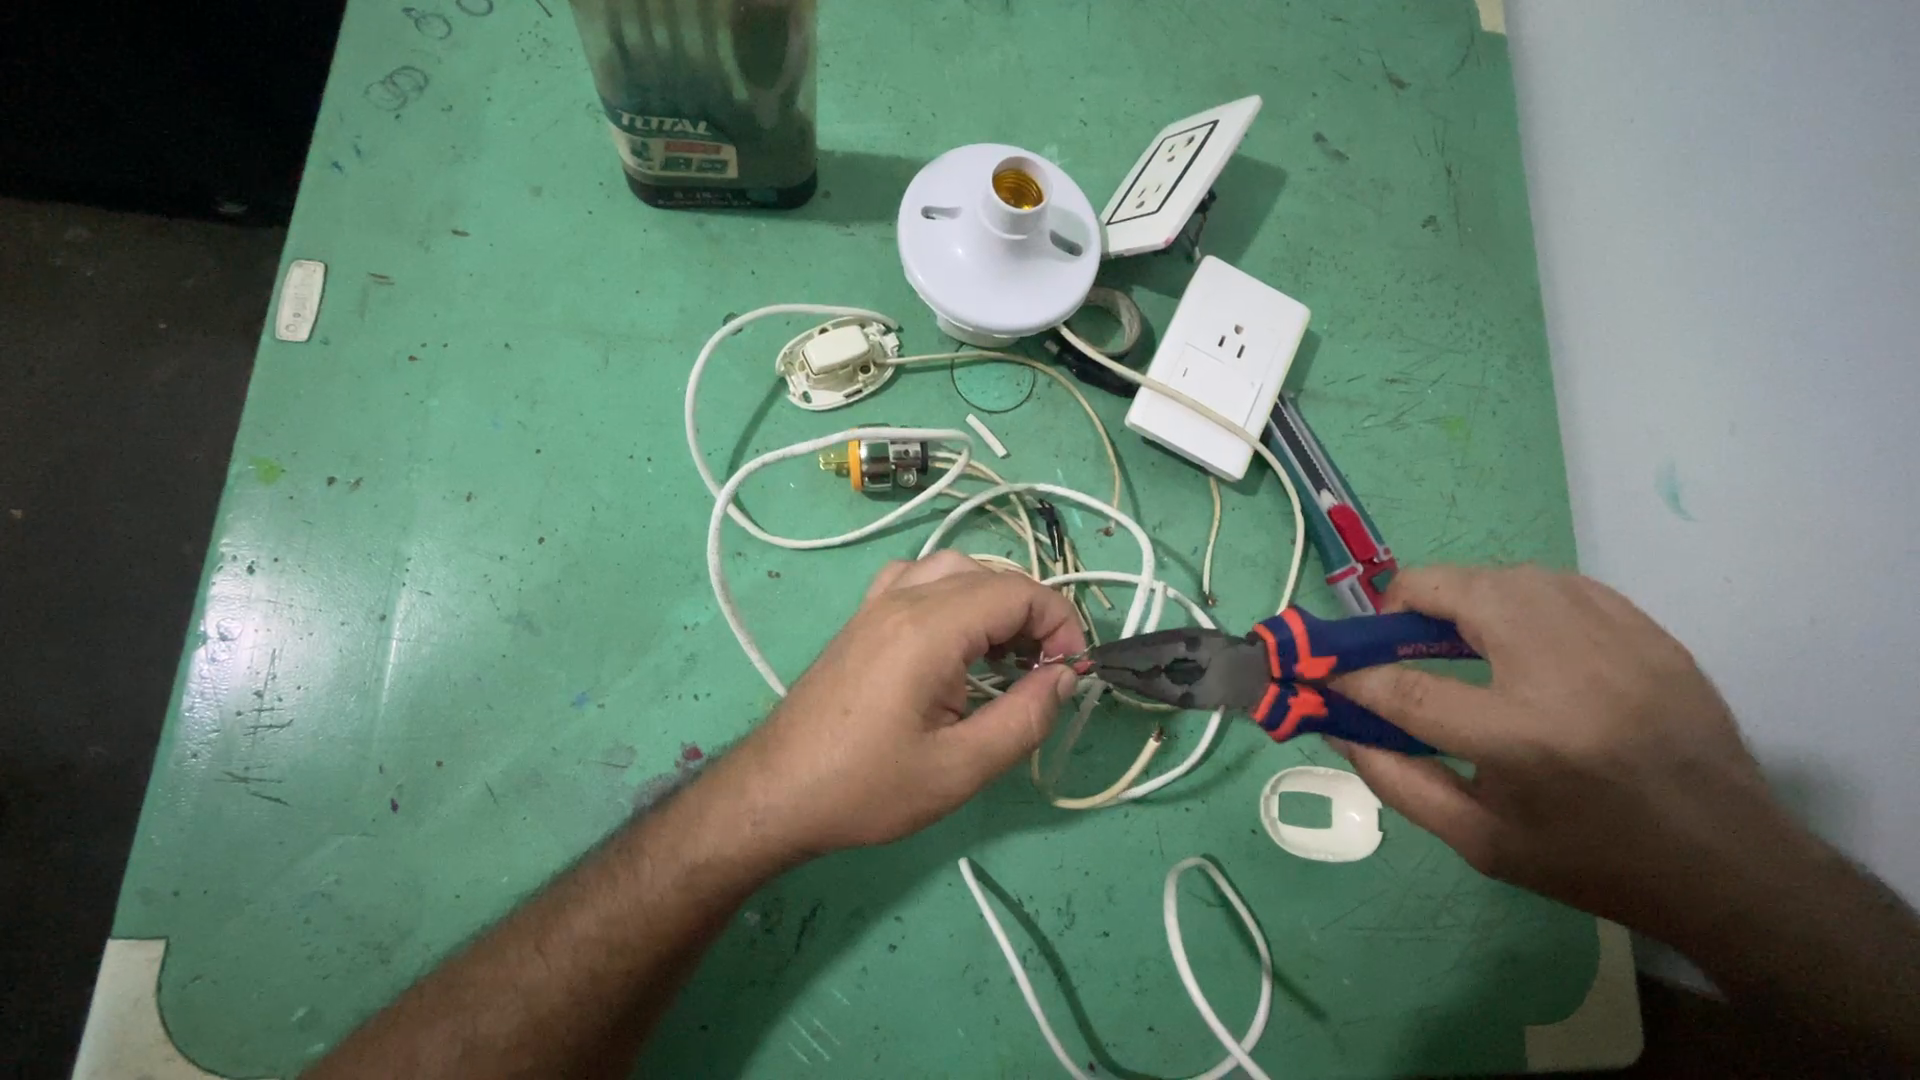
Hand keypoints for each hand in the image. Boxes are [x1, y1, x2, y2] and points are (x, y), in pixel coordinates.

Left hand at [713, 551, 1084, 858]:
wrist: (776, 793)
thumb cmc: (866, 788)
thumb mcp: (960, 769)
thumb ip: (1024, 719)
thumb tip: (1063, 678)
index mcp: (929, 629)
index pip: (1019, 593)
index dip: (1061, 625)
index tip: (1071, 674)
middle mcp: (903, 599)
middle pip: (991, 575)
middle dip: (1034, 615)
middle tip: (1045, 672)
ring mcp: (877, 604)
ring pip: (955, 568)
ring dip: (994, 601)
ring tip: (1008, 654)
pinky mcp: (863, 619)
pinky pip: (919, 579)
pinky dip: (953, 594)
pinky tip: (954, 638)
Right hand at [1330, 565, 1790, 941]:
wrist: (1734, 868)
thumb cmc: (1591, 860)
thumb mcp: (1478, 842)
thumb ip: (1395, 780)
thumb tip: (1338, 723)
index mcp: (1522, 740)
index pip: (1407, 688)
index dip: (1352, 675)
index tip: (1325, 671)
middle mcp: (1567, 675)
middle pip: (1459, 594)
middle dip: (1402, 603)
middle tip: (1389, 635)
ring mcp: (1618, 646)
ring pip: (1509, 576)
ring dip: (1459, 594)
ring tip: (1448, 630)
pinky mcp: (1651, 635)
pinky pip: (1562, 583)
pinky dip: (1518, 594)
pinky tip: (1511, 627)